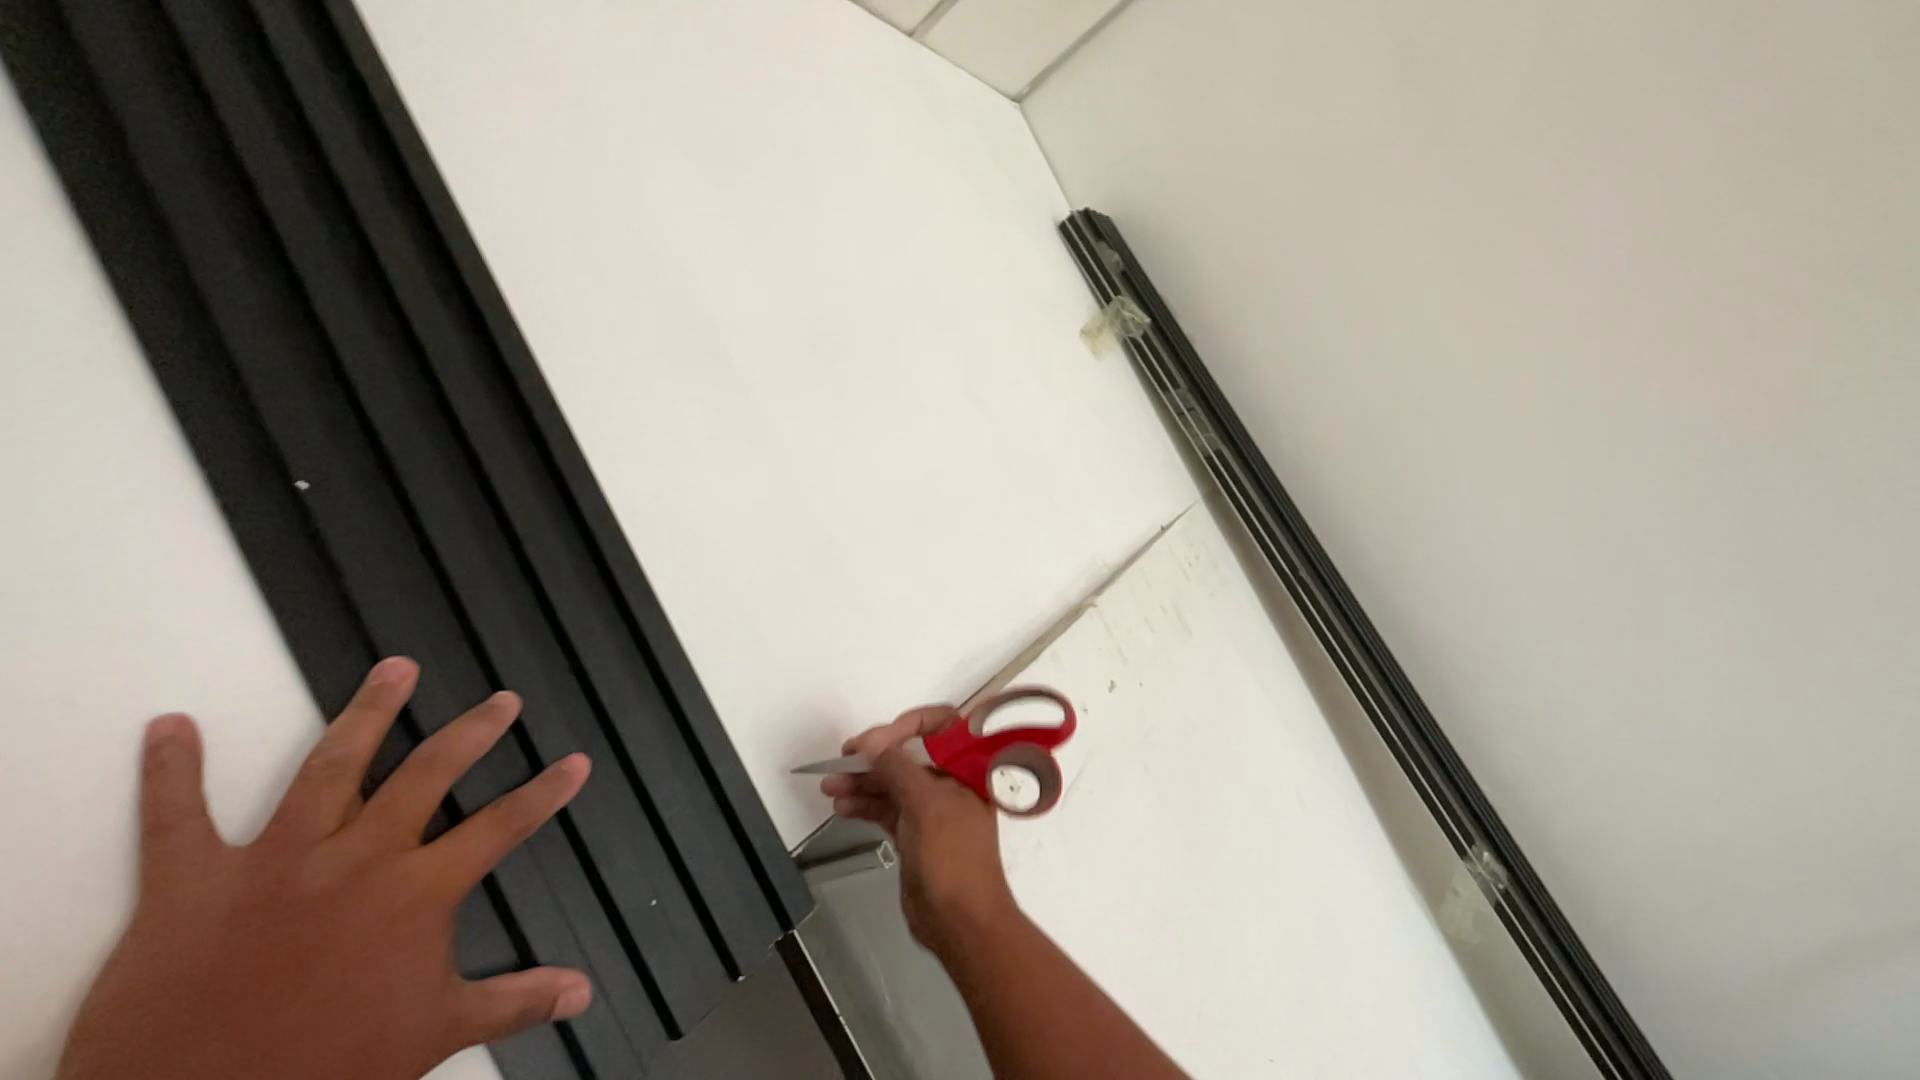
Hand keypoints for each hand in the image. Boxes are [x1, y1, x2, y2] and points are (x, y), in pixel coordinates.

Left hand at [56, 658, 592, 1079]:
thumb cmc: (325, 1071)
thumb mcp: (434, 1036)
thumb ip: (515, 1002)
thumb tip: (583, 991)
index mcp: (417, 892)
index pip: (501, 827)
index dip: (545, 793)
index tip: (575, 763)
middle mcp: (357, 858)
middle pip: (428, 774)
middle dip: (472, 732)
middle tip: (502, 700)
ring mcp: (277, 860)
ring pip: (330, 767)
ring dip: (366, 714)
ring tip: (395, 669)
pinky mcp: (193, 881)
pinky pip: (176, 817)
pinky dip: (171, 770)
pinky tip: (171, 727)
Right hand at [820, 706, 1016, 953]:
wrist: (961, 921)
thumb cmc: (953, 857)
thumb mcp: (926, 804)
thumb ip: (897, 767)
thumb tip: (872, 743)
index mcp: (967, 768)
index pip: (942, 725)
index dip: (907, 725)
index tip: (875, 739)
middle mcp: (952, 783)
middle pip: (910, 755)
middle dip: (876, 756)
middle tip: (844, 759)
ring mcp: (933, 809)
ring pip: (894, 783)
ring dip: (863, 782)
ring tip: (832, 786)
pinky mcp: (915, 833)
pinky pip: (887, 809)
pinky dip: (865, 805)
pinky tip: (842, 806)